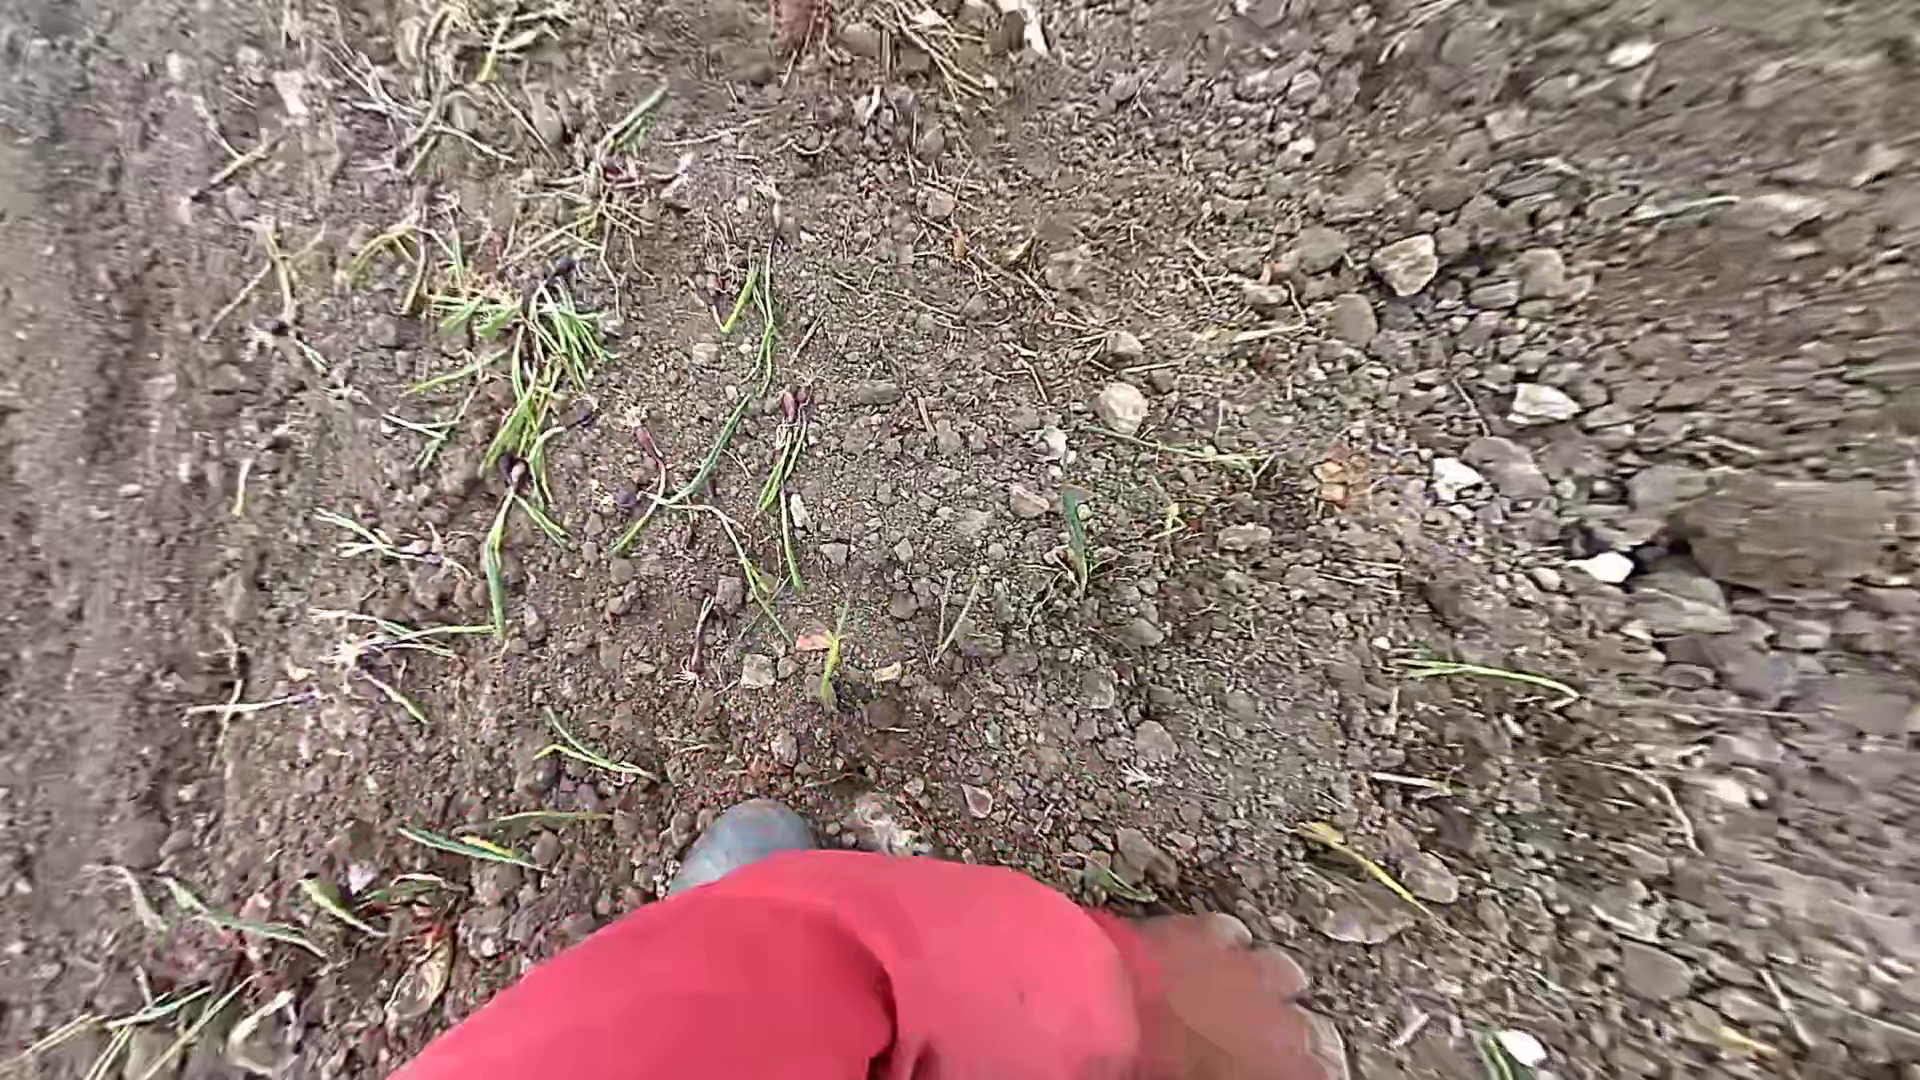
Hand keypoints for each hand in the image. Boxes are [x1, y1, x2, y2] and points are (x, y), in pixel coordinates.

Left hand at [1128, 915, 1346, 1079]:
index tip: (1293, 1074)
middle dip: (1300, 1036)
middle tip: (1275, 1043)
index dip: (1308, 1073)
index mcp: (1282, 1068)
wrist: (1111, 1009)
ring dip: (1272, 983)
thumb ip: (1240, 1071)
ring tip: (1252, 991)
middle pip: (1315, 1030)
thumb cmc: (1156, 1066)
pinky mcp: (1207, 930)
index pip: (1321, 1072)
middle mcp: (1276, 1020)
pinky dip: (1229, 942)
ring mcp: (1244, 968)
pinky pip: (1233, 931)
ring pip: (1284, 970)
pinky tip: (1217, 948)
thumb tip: (1238, 1065)